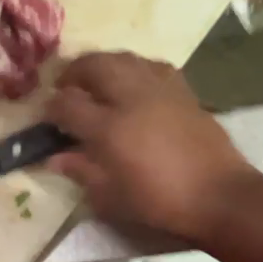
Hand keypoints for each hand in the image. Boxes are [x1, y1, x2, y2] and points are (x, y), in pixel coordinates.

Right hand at [46, 52, 253, 242]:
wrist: (217, 195)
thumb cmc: (159, 203)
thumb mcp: (111, 197)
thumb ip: (81, 171)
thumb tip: (54, 157)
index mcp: (109, 128)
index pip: (68, 104)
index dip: (51, 107)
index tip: (45, 115)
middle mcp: (132, 98)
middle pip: (94, 66)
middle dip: (73, 72)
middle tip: (65, 86)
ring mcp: (159, 89)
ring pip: (123, 58)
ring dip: (102, 64)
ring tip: (95, 80)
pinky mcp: (182, 90)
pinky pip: (151, 66)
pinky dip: (133, 68)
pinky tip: (132, 83)